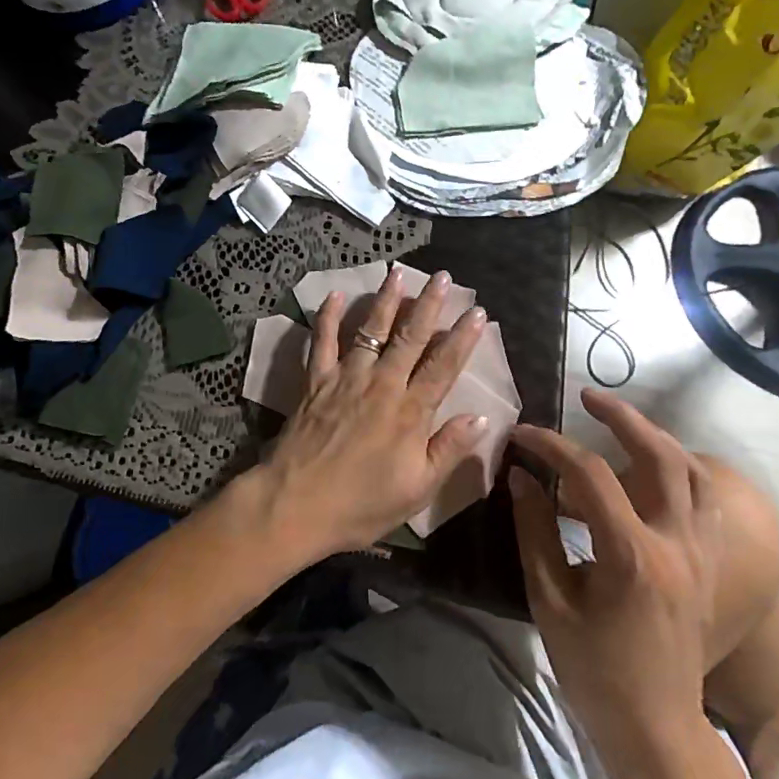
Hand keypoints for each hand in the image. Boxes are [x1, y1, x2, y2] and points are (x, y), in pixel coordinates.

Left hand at [242, 266, 490, 563]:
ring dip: (385, 302)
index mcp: (411, 413)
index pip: (444, 367)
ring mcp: (344, 379)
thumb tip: (481, 417)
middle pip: (409, 338)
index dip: (463, 338)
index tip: (478, 312)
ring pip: (369, 331)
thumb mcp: (417, 489)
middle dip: (428, 305)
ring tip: (397, 274)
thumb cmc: (361, 504)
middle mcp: (380, 386)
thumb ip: (448, 449)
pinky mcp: (314, 381)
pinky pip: (322, 342)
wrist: (297, 501)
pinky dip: (326, 317)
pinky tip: (333, 295)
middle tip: (441, 277)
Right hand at [507, 389, 724, 761]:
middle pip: (663, 460)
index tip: (520, 433)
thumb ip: (535, 528)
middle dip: (625, 420)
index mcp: (632, 554)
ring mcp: (703, 556)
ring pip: (696, 477)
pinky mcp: (710, 567)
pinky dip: (683, 474)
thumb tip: (521, 476)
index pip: (590, 476)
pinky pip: (707, 504)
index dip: (551, 446)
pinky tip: (656, 469)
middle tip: (590, 397)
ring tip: (623, 423)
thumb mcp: (548, 594)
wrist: (653, 720)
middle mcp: (679, 545)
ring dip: (660, 440)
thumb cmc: (590, 661)